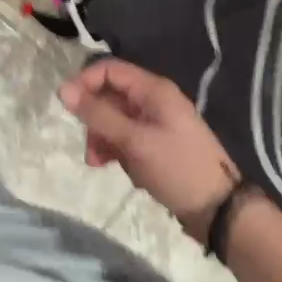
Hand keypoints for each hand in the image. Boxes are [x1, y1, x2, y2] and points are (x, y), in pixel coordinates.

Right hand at [59, 59, 236, 240]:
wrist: (219, 211)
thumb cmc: (177, 168)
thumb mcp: (134, 141)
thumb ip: (98, 115)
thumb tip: (62, 89)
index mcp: (153, 90)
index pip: (109, 70)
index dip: (85, 83)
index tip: (68, 107)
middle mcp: (154, 101)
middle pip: (109, 96)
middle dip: (94, 119)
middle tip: (89, 148)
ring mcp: (156, 124)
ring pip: (115, 120)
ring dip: (102, 139)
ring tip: (99, 163)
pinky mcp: (157, 145)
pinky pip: (126, 138)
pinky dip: (117, 150)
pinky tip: (119, 169)